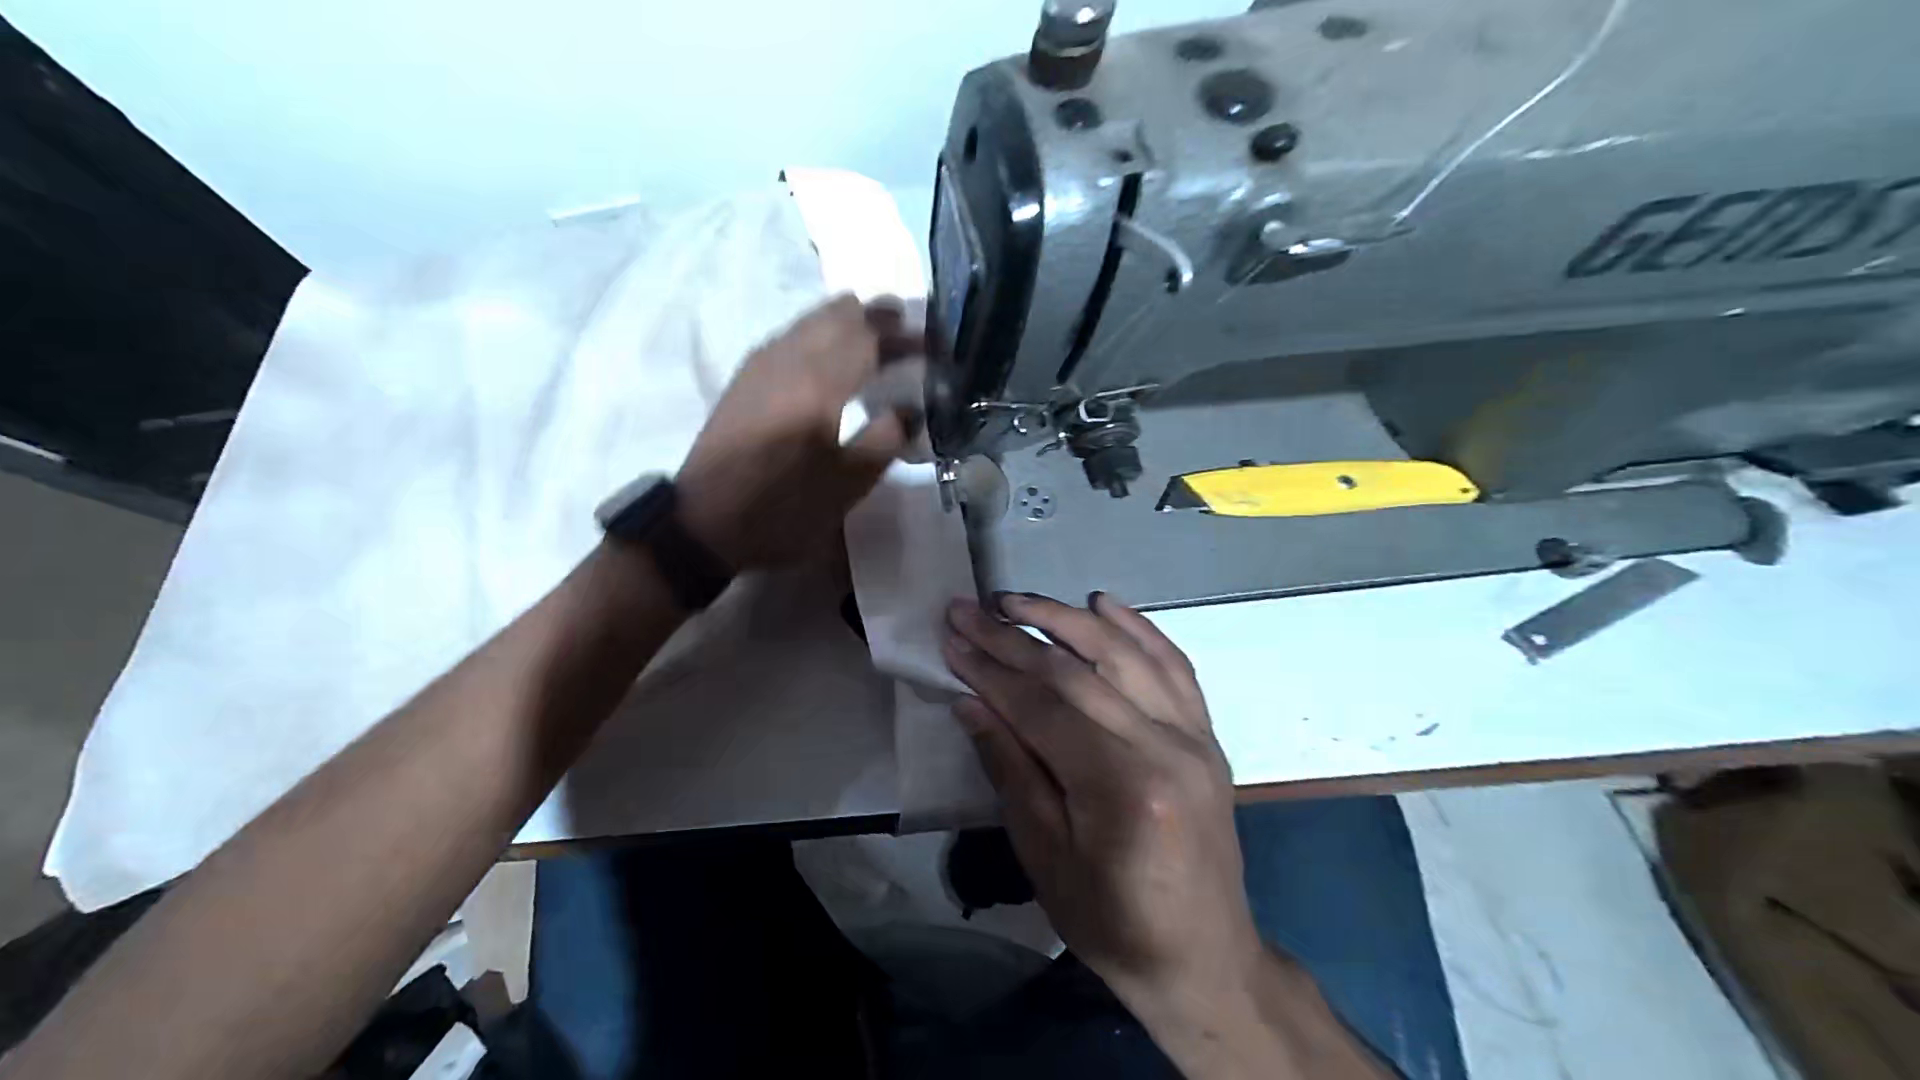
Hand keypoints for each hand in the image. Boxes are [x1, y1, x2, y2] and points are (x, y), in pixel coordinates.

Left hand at [676, 294, 917, 568]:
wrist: (704, 523)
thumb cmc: (783, 510)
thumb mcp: (846, 486)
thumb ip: (885, 440)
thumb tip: (910, 409)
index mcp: (818, 385)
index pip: (868, 339)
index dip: (902, 336)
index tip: (930, 344)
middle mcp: (788, 360)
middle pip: (837, 317)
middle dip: (875, 316)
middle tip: (905, 325)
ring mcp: (761, 365)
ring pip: (809, 321)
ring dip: (846, 320)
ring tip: (872, 330)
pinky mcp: (744, 378)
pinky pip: (790, 335)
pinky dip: (818, 331)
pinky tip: (825, 350)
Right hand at [945, 595, 1393, 1079]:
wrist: (1204, 960)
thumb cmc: (1112, 924)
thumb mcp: (1045, 860)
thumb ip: (1011, 771)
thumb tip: (971, 703)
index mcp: (1122, 789)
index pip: (1043, 708)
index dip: (991, 670)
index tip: (953, 637)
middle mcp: (1166, 748)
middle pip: (1077, 672)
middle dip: (1014, 637)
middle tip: (969, 609)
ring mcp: (1195, 737)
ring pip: (1125, 653)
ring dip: (1067, 618)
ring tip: (1019, 600)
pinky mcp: (1207, 735)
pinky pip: (1175, 665)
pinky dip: (1138, 628)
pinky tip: (1103, 603)